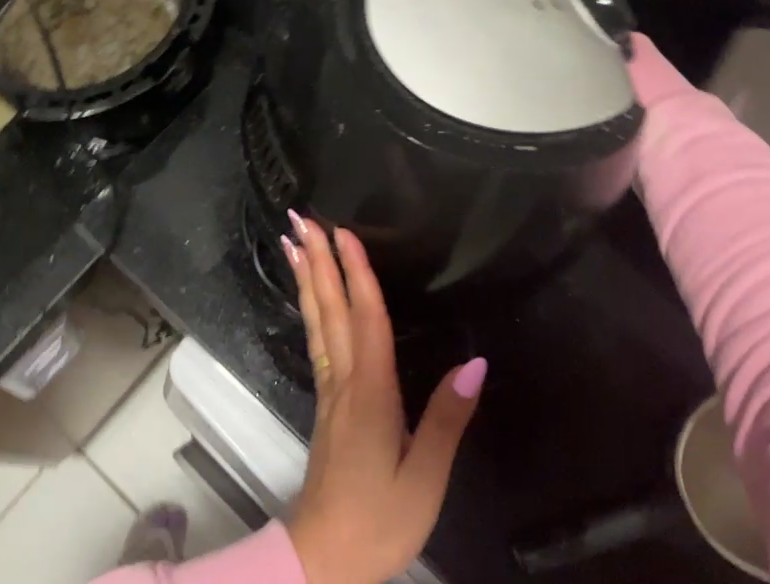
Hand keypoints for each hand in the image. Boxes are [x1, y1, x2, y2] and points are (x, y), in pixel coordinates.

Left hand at [281, 211, 486, 583]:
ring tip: (294, 244)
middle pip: (331, 312)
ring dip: (308, 280)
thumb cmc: (379, 519)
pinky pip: (318, 342)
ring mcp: (331, 393)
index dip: (357, 274)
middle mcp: (345, 383)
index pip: (366, 321)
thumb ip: (447, 419)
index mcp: (372, 395)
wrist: (323, 556)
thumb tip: (475, 363)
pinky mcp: (327, 406)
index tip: (343, 233)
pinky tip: (312, 300)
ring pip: (318, 323)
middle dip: (319, 263)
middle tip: (301, 220)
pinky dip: (312, 311)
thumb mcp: (425, 479)